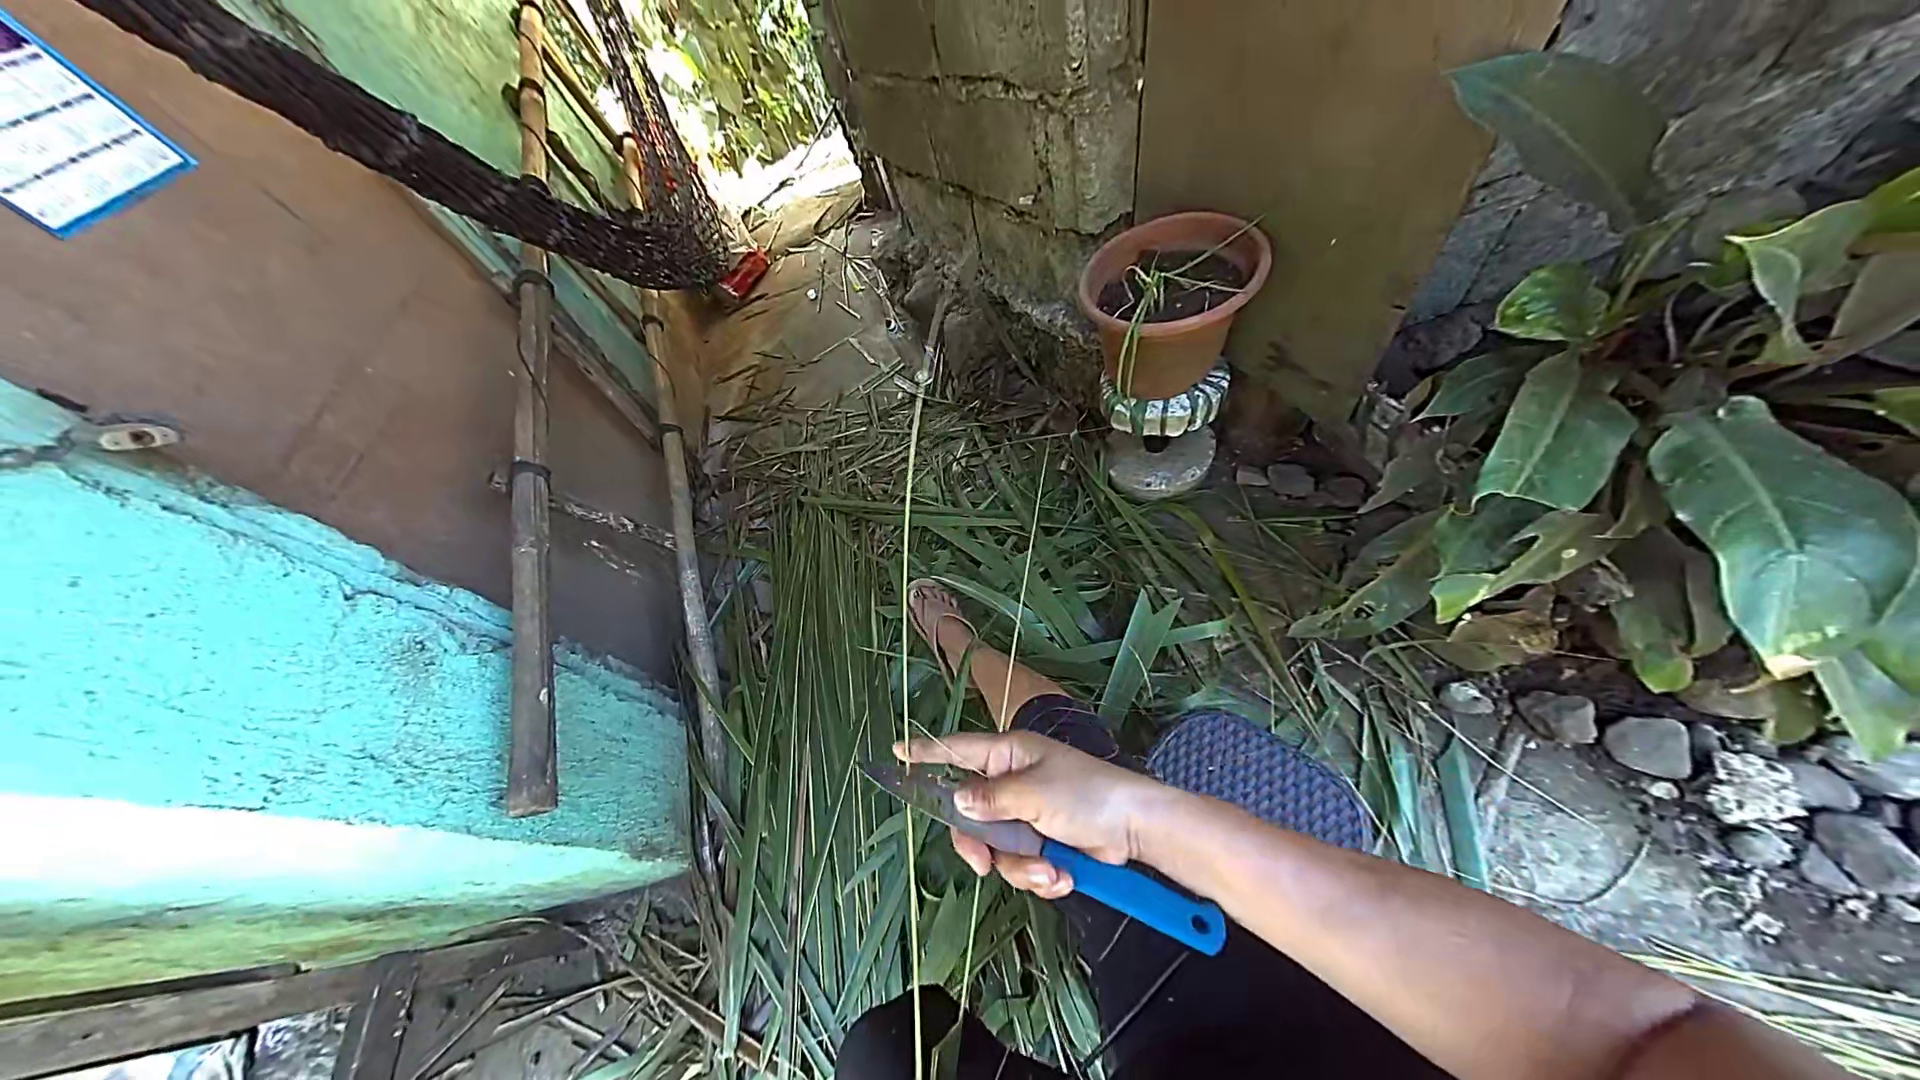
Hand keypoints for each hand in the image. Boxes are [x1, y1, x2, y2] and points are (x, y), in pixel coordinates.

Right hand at [894, 731, 1171, 899]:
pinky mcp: (1042, 843)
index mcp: (1010, 755)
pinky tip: (1062, 875)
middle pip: (971, 815)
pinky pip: (1021, 865)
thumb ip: (992, 798)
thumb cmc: (1086, 794)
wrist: (1135, 828)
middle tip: (984, 862)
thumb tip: (957, 799)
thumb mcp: (1035, 792)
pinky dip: (1040, 876)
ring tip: (1050, 871)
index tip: (898, 754)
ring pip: (997, 848)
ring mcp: (1027, 815)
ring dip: (1021, 868)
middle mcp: (1013, 783)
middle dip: (981, 845)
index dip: (928, 753)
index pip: (959, 750)